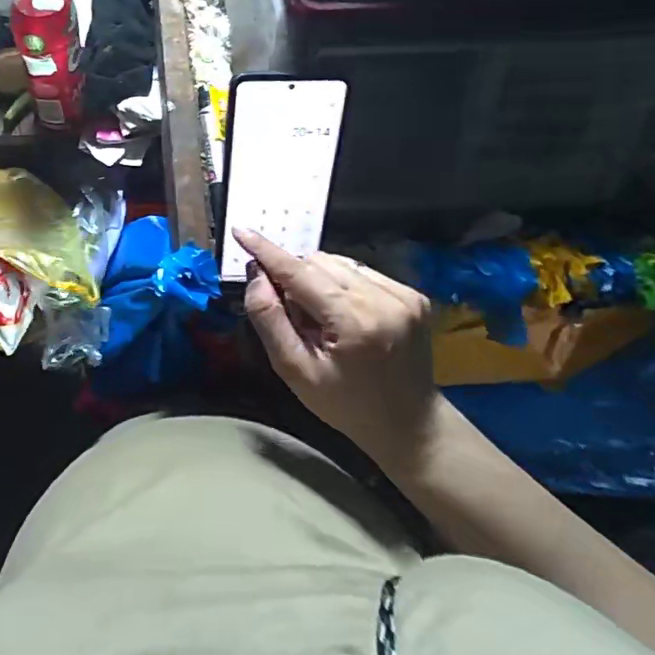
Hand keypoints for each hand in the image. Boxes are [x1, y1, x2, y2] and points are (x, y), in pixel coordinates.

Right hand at [236, 228, 437, 458]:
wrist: (408, 423)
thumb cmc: (344, 403)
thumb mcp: (294, 370)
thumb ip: (269, 319)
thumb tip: (256, 276)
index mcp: (354, 321)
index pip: (300, 273)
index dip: (267, 252)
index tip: (241, 231)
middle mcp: (384, 299)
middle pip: (318, 262)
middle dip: (293, 277)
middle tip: (290, 313)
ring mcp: (404, 294)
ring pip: (339, 262)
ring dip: (316, 279)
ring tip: (319, 317)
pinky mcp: (413, 295)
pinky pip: (361, 272)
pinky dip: (340, 284)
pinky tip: (341, 313)